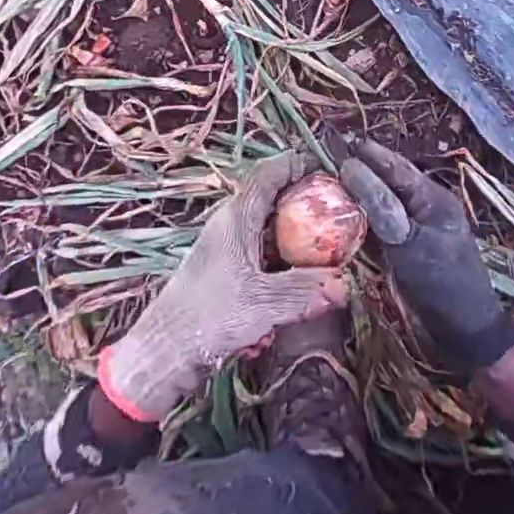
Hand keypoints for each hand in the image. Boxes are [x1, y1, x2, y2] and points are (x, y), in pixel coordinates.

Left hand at [98, 152, 347, 421]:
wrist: (168, 348)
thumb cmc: (210, 315)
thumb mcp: (266, 302)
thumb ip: (307, 289)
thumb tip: (345, 284)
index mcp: (237, 216)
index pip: (270, 173)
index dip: (300, 166)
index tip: (331, 174)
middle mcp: (230, 222)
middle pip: (272, 196)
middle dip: (305, 201)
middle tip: (337, 212)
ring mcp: (226, 244)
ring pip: (268, 224)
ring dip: (295, 231)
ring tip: (326, 243)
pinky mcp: (226, 266)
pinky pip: (261, 249)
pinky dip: (282, 254)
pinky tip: (299, 275)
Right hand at [338, 139, 513, 375]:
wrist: (466, 331)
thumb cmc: (441, 283)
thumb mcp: (408, 242)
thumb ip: (380, 205)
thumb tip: (350, 168)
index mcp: (432, 197)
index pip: (394, 166)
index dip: (366, 152)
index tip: (336, 140)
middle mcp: (426, 206)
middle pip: (388, 181)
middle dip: (360, 169)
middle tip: (325, 161)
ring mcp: (419, 227)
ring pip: (384, 201)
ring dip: (359, 193)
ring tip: (328, 184)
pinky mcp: (411, 247)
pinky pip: (383, 223)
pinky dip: (364, 216)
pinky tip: (344, 216)